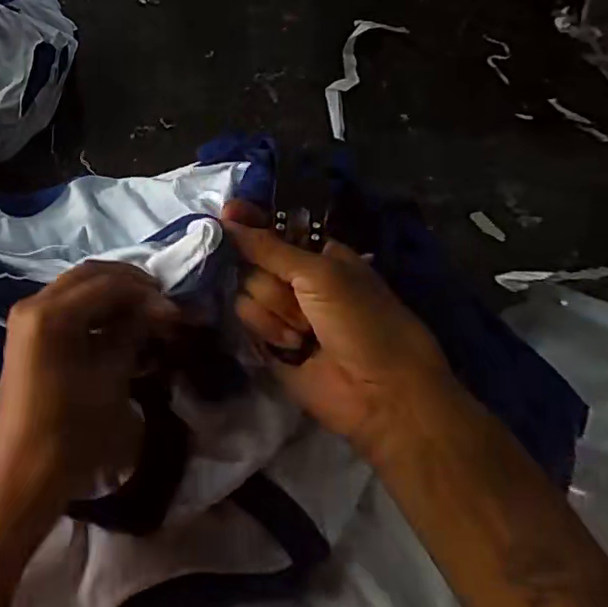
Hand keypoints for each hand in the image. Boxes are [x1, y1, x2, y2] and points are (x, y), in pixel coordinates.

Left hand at [0, 261, 182, 515]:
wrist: (23, 479)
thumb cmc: (70, 433)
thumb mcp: (110, 378)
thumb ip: (132, 334)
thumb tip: (159, 309)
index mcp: (50, 314)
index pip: (106, 283)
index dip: (144, 293)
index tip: (174, 308)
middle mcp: (33, 304)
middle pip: (89, 276)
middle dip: (129, 284)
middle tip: (161, 301)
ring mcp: (26, 318)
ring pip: (77, 287)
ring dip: (112, 293)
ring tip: (146, 312)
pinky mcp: (27, 335)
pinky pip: (66, 306)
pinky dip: (94, 308)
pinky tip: (120, 325)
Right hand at [223, 200, 460, 466]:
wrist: (380, 393)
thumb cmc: (362, 320)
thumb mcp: (320, 274)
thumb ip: (269, 247)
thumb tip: (226, 218)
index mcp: (316, 253)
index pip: (273, 227)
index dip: (250, 220)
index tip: (226, 212)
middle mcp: (295, 278)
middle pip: (251, 258)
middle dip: (270, 278)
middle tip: (299, 298)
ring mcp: (280, 310)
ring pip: (245, 289)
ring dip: (273, 309)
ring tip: (304, 331)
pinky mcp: (268, 341)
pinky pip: (245, 320)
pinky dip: (267, 330)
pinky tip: (293, 346)